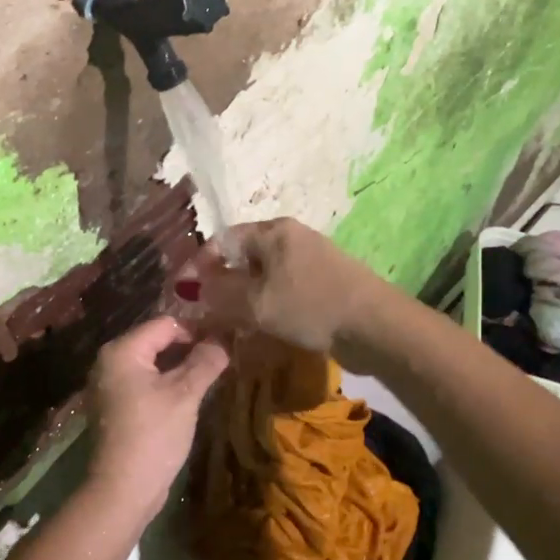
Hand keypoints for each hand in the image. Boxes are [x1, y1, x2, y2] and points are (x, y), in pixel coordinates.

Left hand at [85, 316, 228, 517]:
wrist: (122, 491)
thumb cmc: (153, 436)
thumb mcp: (185, 395)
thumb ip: (205, 362)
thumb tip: (223, 340)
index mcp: (122, 350)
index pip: (165, 324)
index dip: (196, 331)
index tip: (223, 345)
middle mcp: (109, 361)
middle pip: (156, 341)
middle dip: (188, 349)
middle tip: (219, 361)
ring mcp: (109, 384)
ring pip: (152, 364)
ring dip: (179, 368)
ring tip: (209, 377)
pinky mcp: (114, 406)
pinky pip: (143, 383)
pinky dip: (165, 384)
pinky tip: (188, 397)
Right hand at [173, 218, 387, 354]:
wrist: (376, 326)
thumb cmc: (311, 306)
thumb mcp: (256, 303)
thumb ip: (219, 293)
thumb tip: (191, 285)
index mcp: (272, 231)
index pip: (222, 239)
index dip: (199, 265)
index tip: (183, 293)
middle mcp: (289, 238)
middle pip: (242, 257)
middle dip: (221, 284)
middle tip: (205, 313)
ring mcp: (309, 259)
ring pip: (262, 276)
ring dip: (243, 298)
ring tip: (231, 325)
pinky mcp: (323, 283)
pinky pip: (282, 289)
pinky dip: (266, 305)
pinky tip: (262, 328)